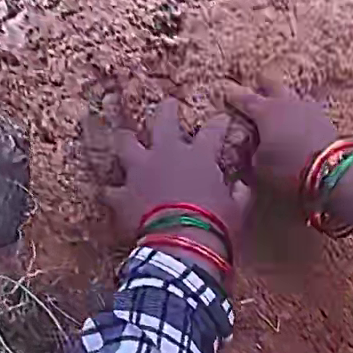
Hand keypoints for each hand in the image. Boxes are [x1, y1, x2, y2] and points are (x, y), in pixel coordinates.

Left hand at [102, 99, 250, 263]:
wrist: (181, 247)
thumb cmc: (215, 227)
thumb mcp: (237, 210)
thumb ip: (239, 194)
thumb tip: (242, 186)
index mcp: (199, 156)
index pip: (212, 131)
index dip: (218, 124)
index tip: (221, 120)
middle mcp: (166, 155)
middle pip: (163, 120)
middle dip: (167, 110)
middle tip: (168, 105)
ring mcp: (139, 173)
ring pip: (126, 144)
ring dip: (127, 141)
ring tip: (126, 138)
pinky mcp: (121, 196)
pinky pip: (111, 191)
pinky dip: (113, 193)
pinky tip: (112, 195)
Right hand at [225, 79, 339, 200]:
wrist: (330, 170)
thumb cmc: (286, 168)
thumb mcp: (259, 167)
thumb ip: (251, 154)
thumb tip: (250, 149)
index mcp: (265, 111)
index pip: (244, 99)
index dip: (233, 96)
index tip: (224, 91)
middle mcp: (286, 102)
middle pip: (272, 85)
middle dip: (262, 86)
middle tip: (256, 88)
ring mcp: (307, 107)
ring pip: (291, 96)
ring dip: (283, 100)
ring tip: (278, 110)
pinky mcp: (324, 118)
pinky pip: (305, 110)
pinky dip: (297, 114)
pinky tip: (296, 124)